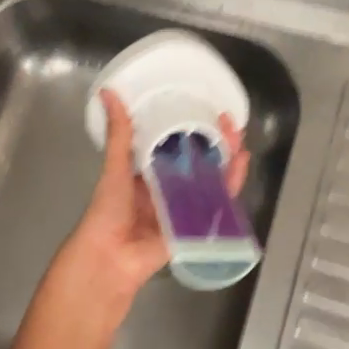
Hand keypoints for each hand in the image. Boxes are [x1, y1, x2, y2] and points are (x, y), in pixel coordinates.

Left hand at [56, 89, 249, 305]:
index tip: (202, 109)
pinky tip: (241, 165)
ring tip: (239, 137)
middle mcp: (167, 188)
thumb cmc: (107, 211)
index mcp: (147, 174)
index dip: (190, 129)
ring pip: (211, 180)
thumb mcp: (115, 167)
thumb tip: (107, 92)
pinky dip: (230, 184)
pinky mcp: (195, 224)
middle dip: (214, 142)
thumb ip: (118, 133)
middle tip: (227, 120)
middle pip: (198, 162)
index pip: (174, 146)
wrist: (110, 255)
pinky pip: (216, 203)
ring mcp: (183, 206)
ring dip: (227, 159)